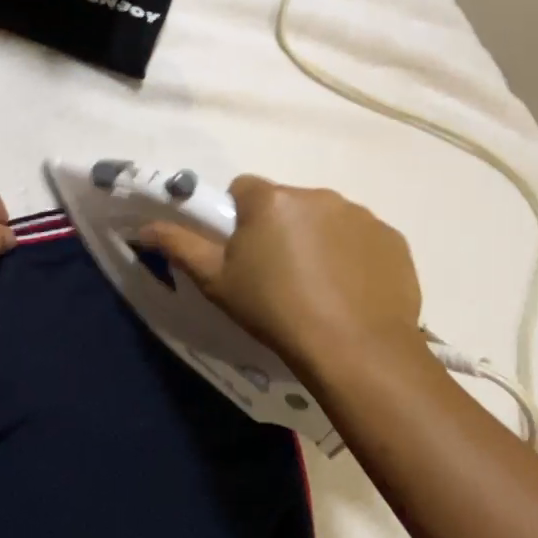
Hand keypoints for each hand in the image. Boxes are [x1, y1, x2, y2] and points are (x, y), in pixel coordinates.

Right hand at [139, 176, 425, 376]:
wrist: (356, 349)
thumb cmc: (274, 310)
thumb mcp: (215, 281)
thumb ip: (179, 246)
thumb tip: (144, 227)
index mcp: (270, 200)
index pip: (242, 188)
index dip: (236, 218)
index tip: (239, 252)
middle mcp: (317, 195)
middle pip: (285, 203)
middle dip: (277, 228)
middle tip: (272, 274)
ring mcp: (361, 216)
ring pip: (324, 219)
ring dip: (315, 239)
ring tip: (314, 286)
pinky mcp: (393, 240)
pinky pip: (360, 238)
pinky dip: (350, 256)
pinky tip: (346, 291)